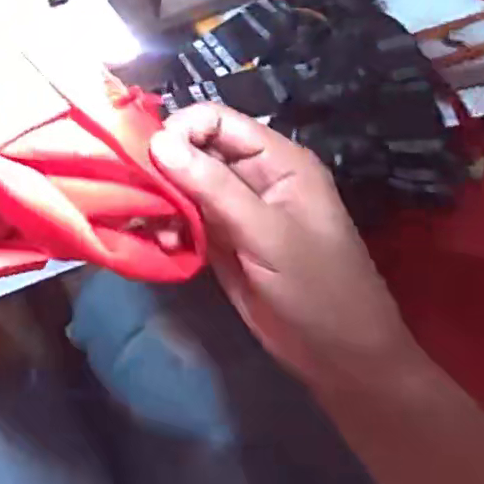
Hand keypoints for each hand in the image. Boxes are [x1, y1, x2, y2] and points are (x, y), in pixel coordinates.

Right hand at [148, 104, 427, 390]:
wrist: (342, 363)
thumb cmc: (319, 290)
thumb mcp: (268, 235)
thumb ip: (213, 186)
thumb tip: (157, 141)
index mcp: (276, 159)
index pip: (215, 120)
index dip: (180, 130)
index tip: (151, 157)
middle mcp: (251, 173)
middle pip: (192, 146)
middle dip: (163, 166)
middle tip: (142, 192)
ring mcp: (233, 204)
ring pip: (180, 180)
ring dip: (161, 198)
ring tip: (154, 224)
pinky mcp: (218, 232)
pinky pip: (181, 212)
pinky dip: (166, 222)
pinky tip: (163, 242)